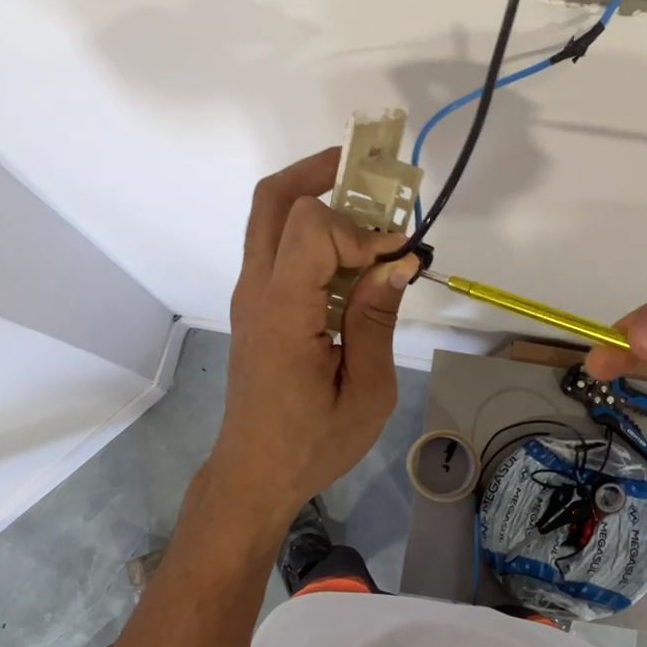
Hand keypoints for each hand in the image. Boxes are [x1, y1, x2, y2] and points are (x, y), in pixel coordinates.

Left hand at [207, 149, 423, 523]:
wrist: (254, 473)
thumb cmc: (313, 444)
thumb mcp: (366, 392)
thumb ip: (377, 319)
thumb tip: (397, 260)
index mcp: (283, 314)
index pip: (312, 227)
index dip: (360, 230)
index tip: (394, 262)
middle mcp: (256, 292)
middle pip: (273, 199)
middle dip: (322, 173)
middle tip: (370, 175)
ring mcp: (249, 297)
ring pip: (269, 217)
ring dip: (316, 200)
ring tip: (367, 212)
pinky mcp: (255, 307)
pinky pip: (276, 247)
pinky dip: (311, 233)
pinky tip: (350, 257)